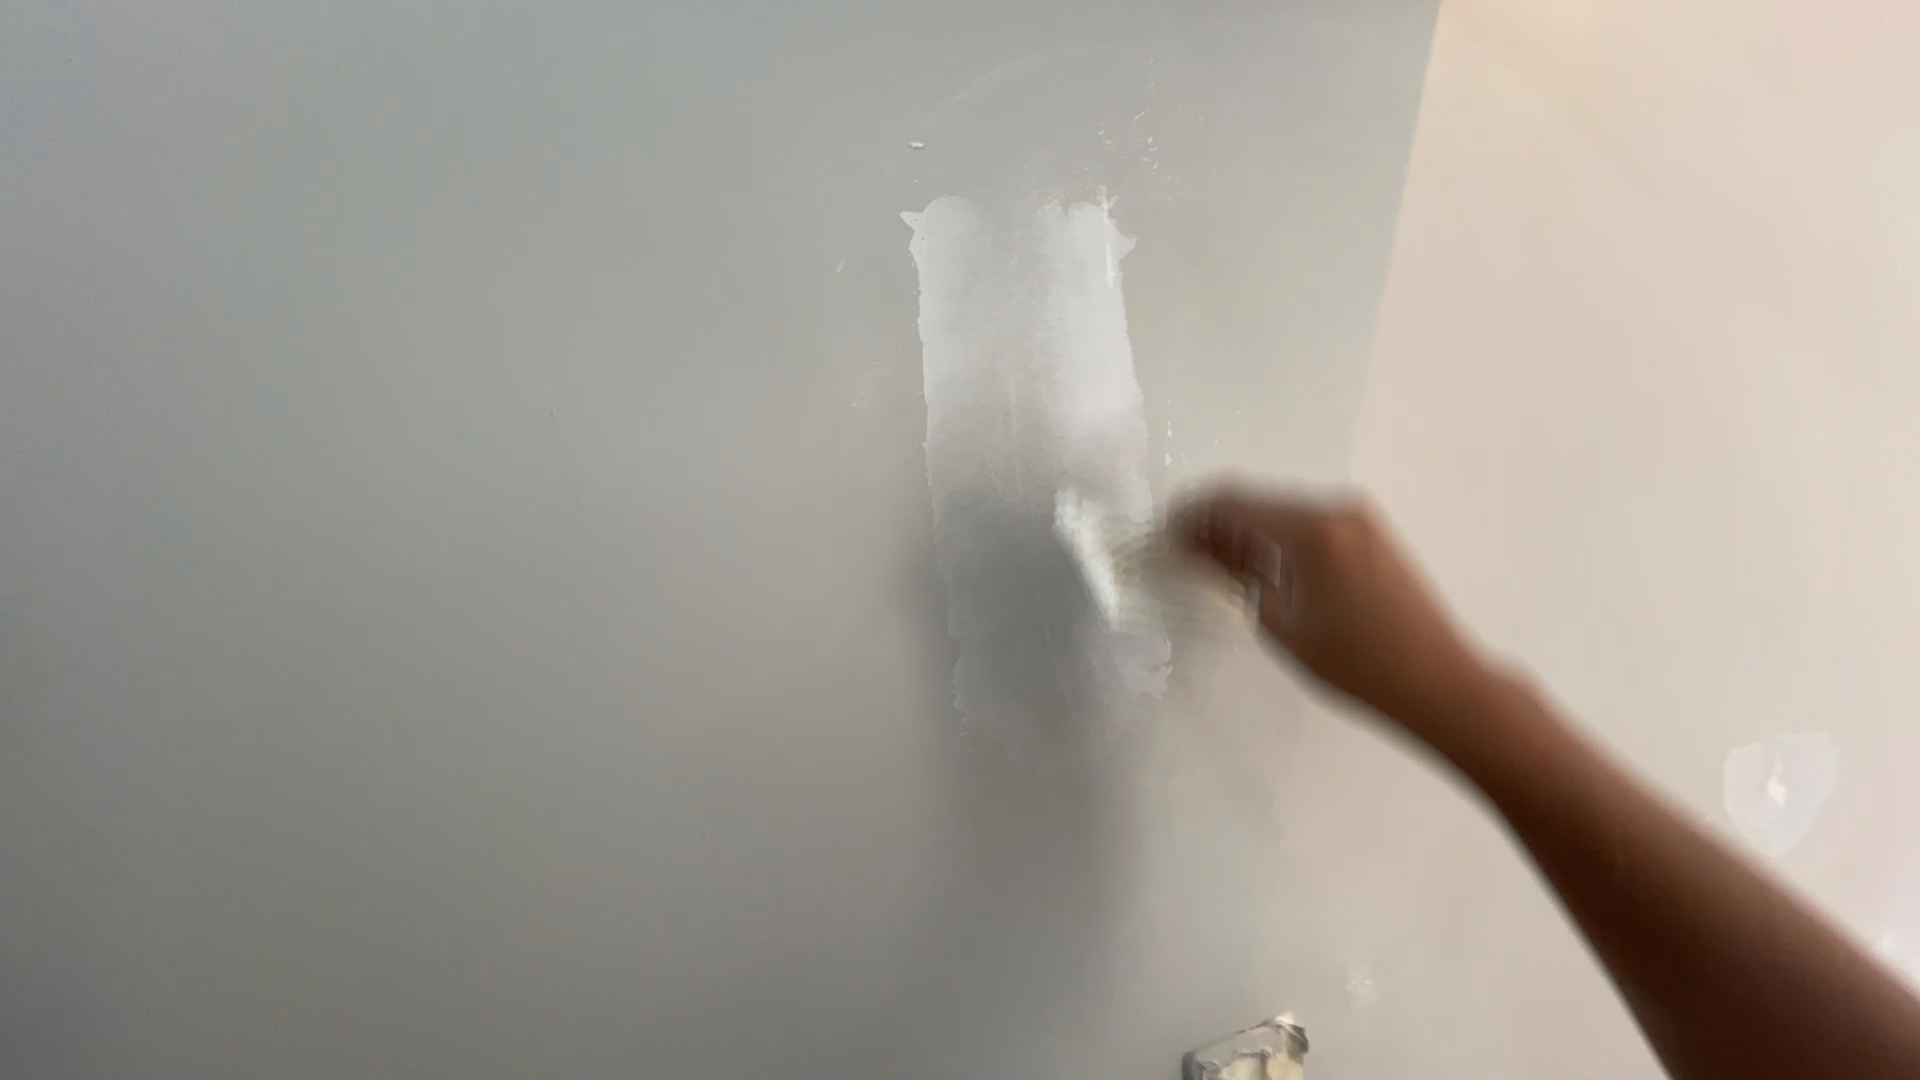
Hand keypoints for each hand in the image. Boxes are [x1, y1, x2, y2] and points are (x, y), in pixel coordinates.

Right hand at [1171, 482, 1495, 733]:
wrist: (1440, 682)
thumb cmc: (1353, 663)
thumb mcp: (1279, 620)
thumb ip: (1233, 571)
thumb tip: (1193, 543)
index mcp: (1311, 528)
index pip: (1233, 500)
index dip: (1191, 512)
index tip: (1163, 534)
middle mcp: (1335, 507)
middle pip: (1256, 499)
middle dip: (1214, 520)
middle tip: (1184, 552)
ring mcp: (1357, 516)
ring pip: (1279, 508)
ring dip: (1244, 527)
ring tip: (1216, 563)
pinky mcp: (1369, 531)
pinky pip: (1306, 520)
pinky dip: (1275, 535)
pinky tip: (1260, 564)